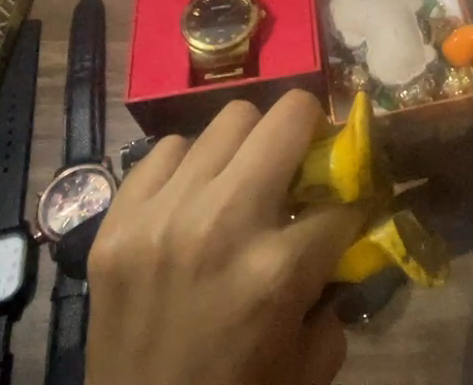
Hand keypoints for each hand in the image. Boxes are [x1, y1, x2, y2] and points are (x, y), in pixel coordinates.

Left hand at [87, 93, 365, 384]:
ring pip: (230, 119)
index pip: (343, 195)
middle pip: (288, 117)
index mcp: (278, 269)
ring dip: (251, 145)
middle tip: (305, 157)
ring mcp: (163, 216)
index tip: (350, 197)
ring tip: (245, 178)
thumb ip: (336, 283)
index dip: (354, 195)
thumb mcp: (311, 356)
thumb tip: (347, 224)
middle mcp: (222, 224)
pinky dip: (191, 165)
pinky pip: (168, 149)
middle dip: (311, 131)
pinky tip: (193, 197)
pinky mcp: (118, 222)